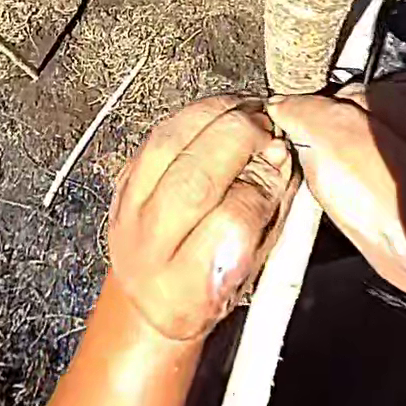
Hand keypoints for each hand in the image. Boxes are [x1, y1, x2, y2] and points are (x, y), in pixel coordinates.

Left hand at [107, 97, 298, 341]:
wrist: (146, 295)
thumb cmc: (203, 290)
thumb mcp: (247, 273)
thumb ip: (266, 219)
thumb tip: (280, 160)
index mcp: (186, 287)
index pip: (229, 223)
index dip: (262, 184)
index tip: (282, 161)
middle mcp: (148, 245)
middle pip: (194, 177)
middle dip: (238, 140)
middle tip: (267, 126)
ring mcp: (128, 208)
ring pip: (169, 144)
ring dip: (213, 116)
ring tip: (246, 110)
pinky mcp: (123, 177)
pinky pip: (157, 133)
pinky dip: (191, 115)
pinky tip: (217, 111)